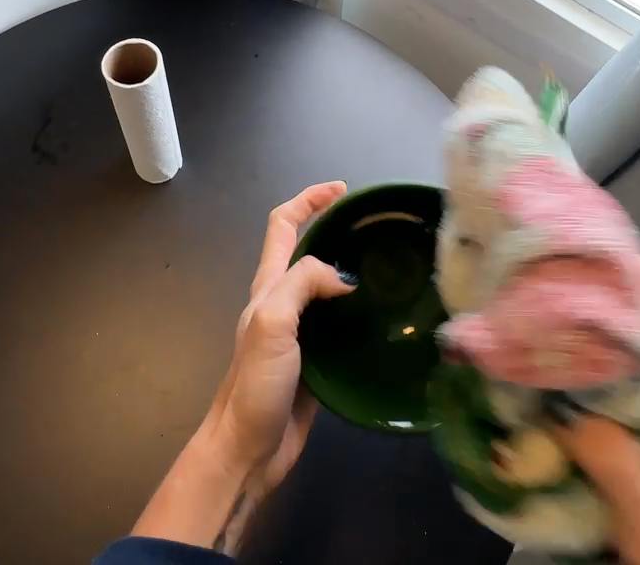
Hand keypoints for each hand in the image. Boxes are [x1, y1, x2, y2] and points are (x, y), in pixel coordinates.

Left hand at [129, 182, 354, 551]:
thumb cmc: (255, 382)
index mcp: (269, 286)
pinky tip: (386, 318)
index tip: (342, 190)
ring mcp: (301, 331)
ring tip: (389, 266)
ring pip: (327, 286)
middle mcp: (283, 301)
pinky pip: (341, 323)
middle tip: (375, 228)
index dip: (309, 200)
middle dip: (335, 229)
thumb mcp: (273, 321)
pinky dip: (361, 311)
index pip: (284, 225)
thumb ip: (303, 285)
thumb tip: (346, 276)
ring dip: (352, 269)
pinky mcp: (318, 359)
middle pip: (307, 250)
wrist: (249, 448)